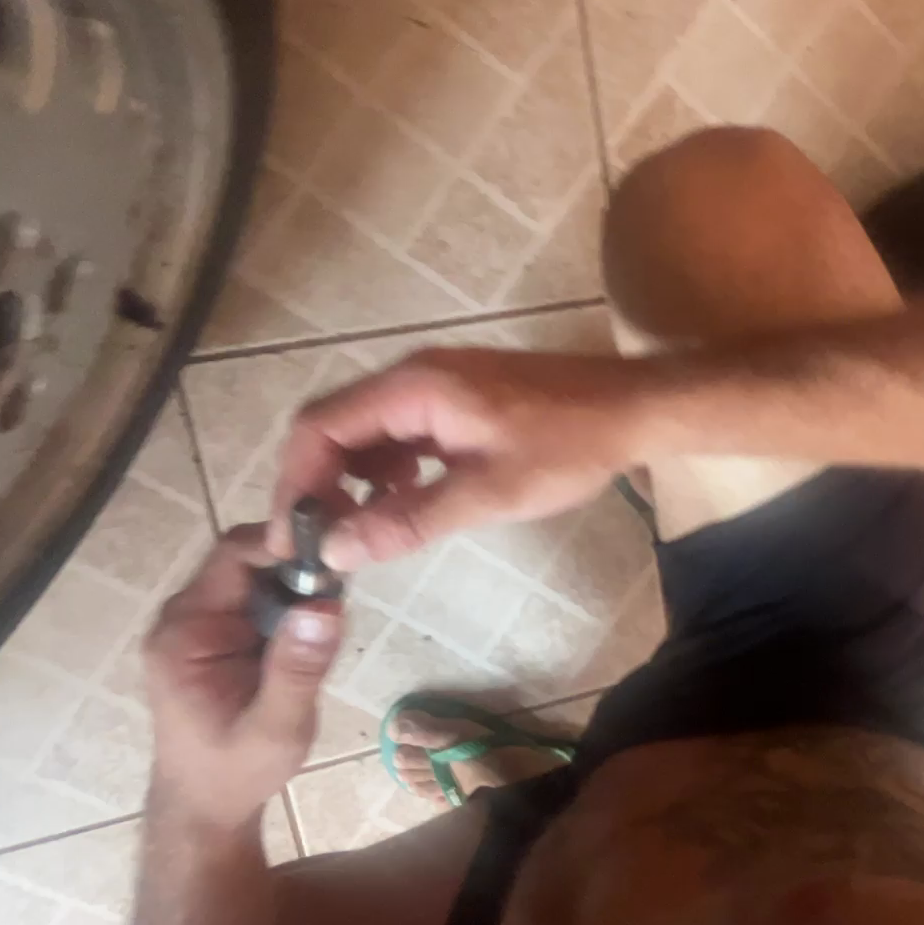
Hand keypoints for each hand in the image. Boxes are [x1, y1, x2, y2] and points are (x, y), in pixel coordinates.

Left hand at [141, 525, 344, 831]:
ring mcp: (205, 621)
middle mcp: (187, 615)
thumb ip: (297, 670)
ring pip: (261, 571)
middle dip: (300, 561)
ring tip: (337, 605)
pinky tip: (321, 622)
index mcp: (184, 632)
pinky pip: (265, 593)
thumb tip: (327, 604)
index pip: (235, 554)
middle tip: (346, 581)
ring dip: (303, 579)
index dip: (285, 541)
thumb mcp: (275, 730)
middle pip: (249, 555)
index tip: (337, 550)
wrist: (206, 809)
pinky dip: (298, 598)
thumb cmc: (235, 774)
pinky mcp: (225, 631)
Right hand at [272, 347, 651, 567]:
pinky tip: (407, 497)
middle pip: (339, 425)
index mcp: (414, 388)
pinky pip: (405, 430)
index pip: (321, 427)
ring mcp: (439, 382)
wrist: (633, 409)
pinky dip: (392, 466)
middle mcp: (416, 375)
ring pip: (371, 429)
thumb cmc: (567, 447)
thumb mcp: (488, 492)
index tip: (290, 540)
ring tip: (364, 529)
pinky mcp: (461, 397)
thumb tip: (337, 549)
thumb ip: (409, 518)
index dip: (295, 484)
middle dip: (321, 484)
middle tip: (324, 543)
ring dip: (357, 477)